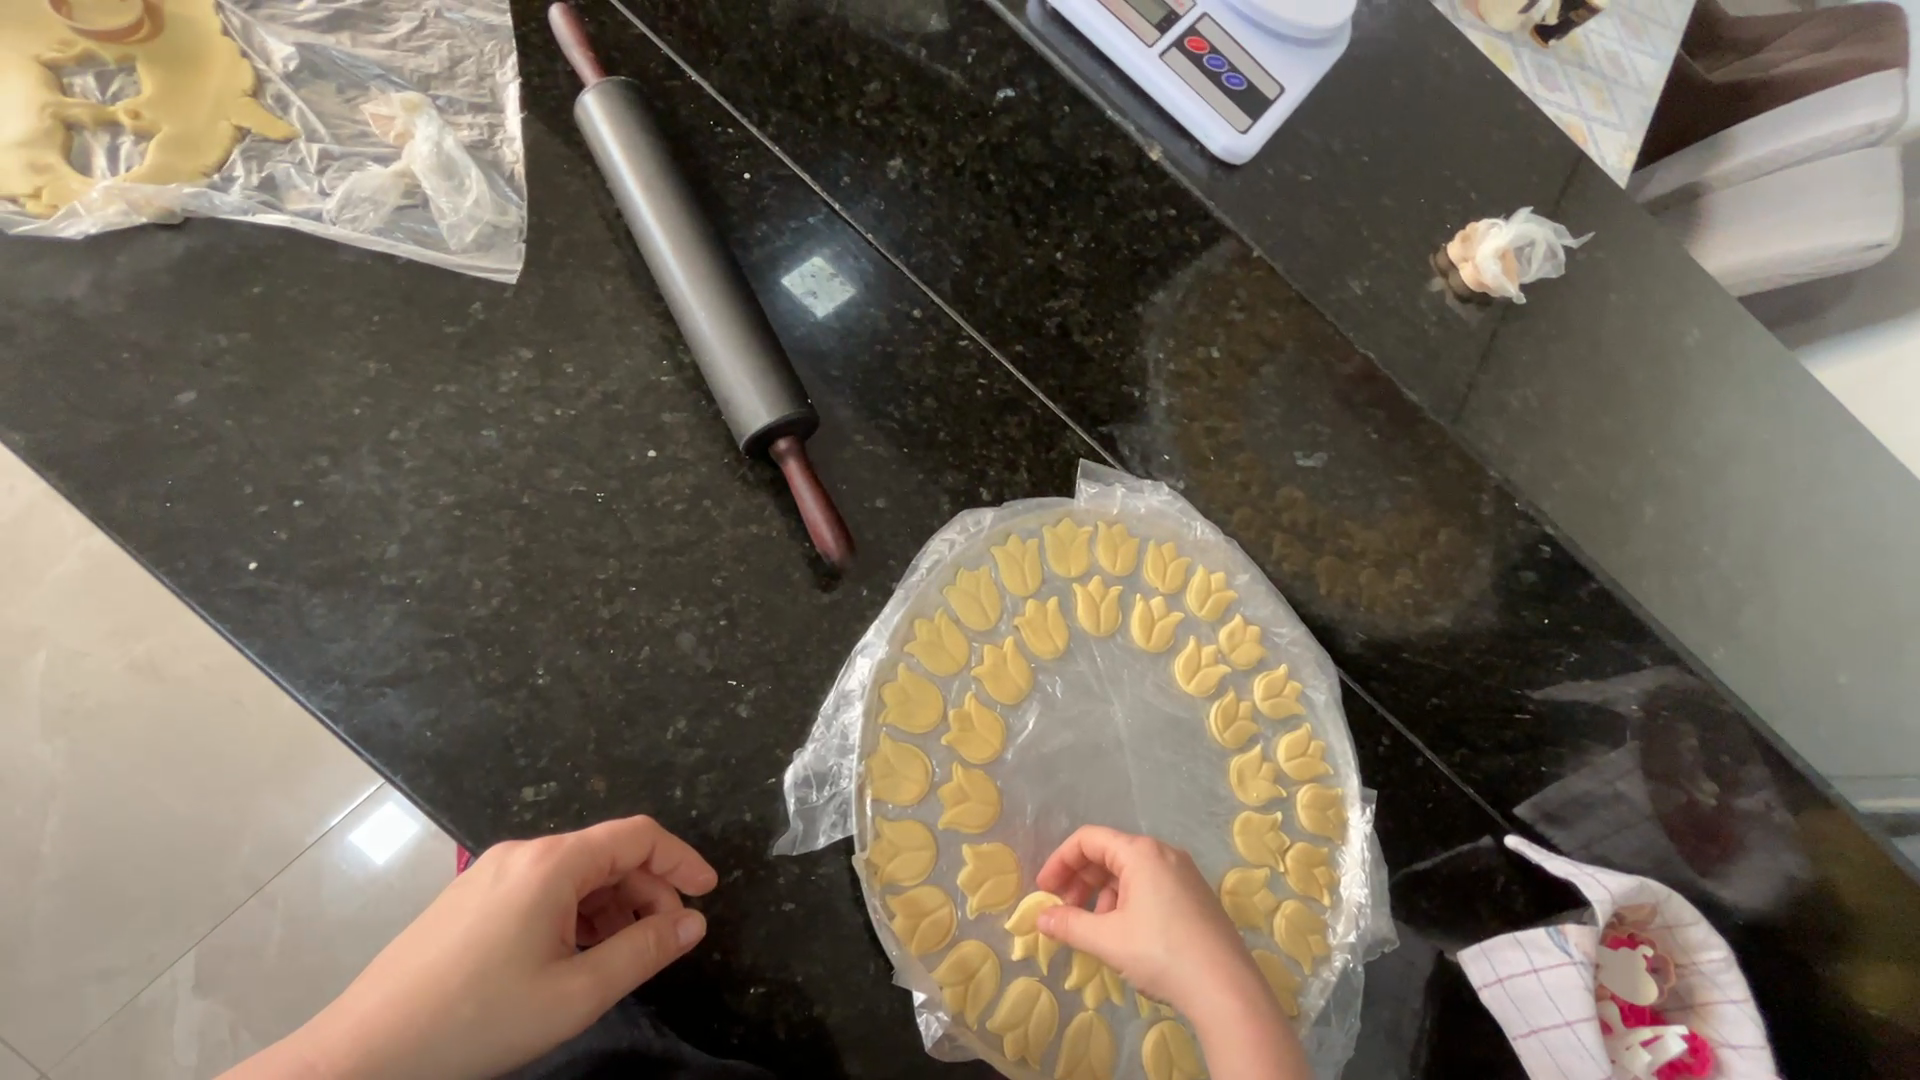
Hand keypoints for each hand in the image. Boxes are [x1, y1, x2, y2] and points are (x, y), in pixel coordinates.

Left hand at [228, 815, 716, 1079]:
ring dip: (611, 907)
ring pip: (575, 875)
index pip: (639, 835)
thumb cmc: (476, 1022)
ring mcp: (490, 874)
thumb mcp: (575, 995)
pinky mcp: (468, 900)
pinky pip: (542, 891)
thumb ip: (644, 952)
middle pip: (607, 854)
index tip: (708, 895)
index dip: (682, 859)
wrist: (355, 1060)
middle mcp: (523, 853)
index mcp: (552, 863)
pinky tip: (570, 959)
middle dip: (647, 892)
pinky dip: (574, 915)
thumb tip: (693, 923)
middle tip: (663, 943)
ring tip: (618, 958)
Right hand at [1035, 826, 1307, 1079]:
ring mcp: (1184, 874)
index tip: (1044, 890)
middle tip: (1063, 911)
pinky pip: (1150, 886)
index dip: (1060, 861)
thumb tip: (1040, 919)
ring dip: (1102, 894)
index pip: (1088, 840)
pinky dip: (1127, 901)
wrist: (1227, 989)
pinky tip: (1123, 934)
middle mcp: (1163, 853)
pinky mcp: (1196, 896)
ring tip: (1093, 929)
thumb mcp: (1107, 940)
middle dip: (1080, 880)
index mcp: (1141, 853)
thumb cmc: (1161, 953)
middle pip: (1109, 854)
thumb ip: (1069, 925)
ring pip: (1130, 872)